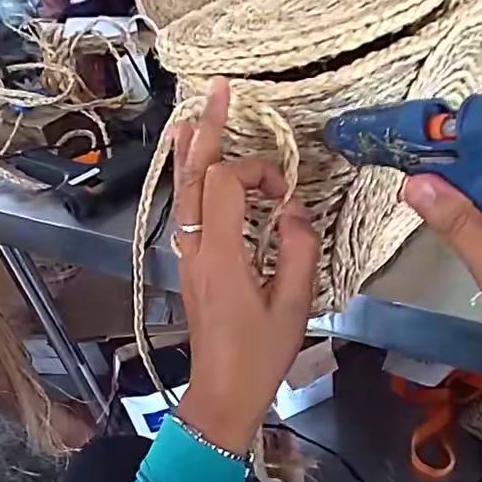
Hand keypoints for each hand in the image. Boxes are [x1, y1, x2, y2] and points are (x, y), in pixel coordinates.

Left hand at [170, 78, 319, 453]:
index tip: (285, 193)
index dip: (258, 172)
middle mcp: (195, 248)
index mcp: (222, 254)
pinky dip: (189, 181)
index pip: (228, 184)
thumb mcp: (294, 305)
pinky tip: (192, 168)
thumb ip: (299, 250)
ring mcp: (187, 256)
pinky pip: (185, 211)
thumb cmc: (260, 354)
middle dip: (206, 130)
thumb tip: (292, 212)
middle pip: (195, 176)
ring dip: (191, 151)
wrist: (222, 390)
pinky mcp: (190, 265)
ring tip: (194, 114)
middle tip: (218, 91)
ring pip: (183, 191)